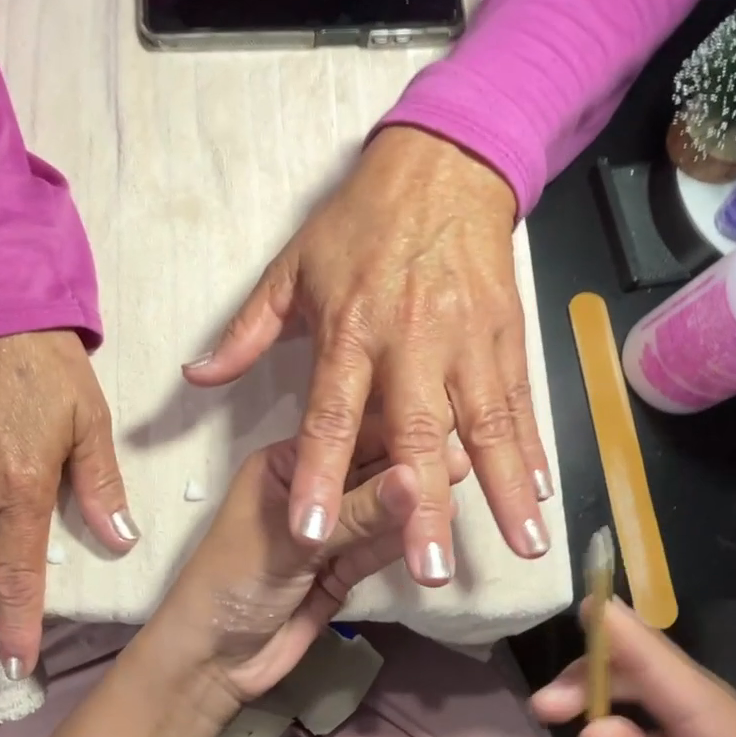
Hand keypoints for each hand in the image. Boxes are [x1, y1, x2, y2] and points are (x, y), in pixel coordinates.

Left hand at [138, 428, 469, 714]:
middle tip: (462, 461)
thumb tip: (420, 478)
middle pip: (368, 474)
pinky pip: (378, 547)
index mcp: (285, 465)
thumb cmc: (233, 582)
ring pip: (378, 512)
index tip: (439, 429)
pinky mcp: (343, 569)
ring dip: (412, 506)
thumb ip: (356, 513)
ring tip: (460, 488)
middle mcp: (310, 490)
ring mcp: (329, 531)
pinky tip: (436, 526)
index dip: (390, 435)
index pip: (343, 438)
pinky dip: (403, 539)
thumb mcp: (293, 542)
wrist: (213, 662)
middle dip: (409, 469)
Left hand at [183, 125, 551, 587]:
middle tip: (431, 570)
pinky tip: (540, 493)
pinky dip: (531, 448)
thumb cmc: (358, 224)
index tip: (310, 533)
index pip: (329, 415)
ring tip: (523, 547)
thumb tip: (194, 377)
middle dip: (423, 506)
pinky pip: (518, 400)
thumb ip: (246, 333)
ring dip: (502, 490)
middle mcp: (411, 342)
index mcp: (349, 331)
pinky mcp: (506, 336)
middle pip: (416, 434)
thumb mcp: (289, 270)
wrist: (443, 166)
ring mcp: (466, 341)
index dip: (318, 475)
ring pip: (484, 425)